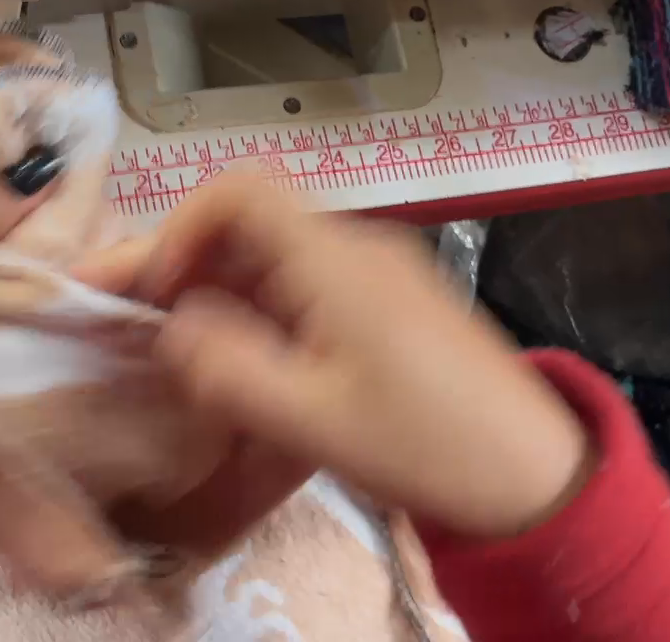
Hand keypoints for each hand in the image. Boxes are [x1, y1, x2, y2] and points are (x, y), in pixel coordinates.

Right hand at [84, 175, 591, 539]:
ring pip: (265, 256)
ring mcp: (365, 272)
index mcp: (333, 258)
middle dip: (180, 263)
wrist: (540, 478)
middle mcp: (347, 247)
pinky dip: (249, 308)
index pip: (240, 191)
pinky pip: (294, 285)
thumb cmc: (432, 446)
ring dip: (211, 289)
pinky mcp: (376, 302)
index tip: (156, 289)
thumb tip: (172, 326)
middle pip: (244, 224)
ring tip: (168, 338)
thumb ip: (231, 370)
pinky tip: (234, 350)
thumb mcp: (317, 421)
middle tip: (129, 313)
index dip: (181, 226)